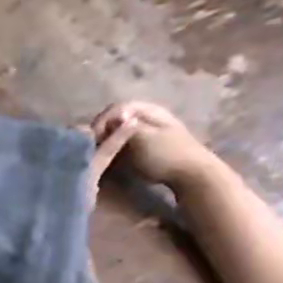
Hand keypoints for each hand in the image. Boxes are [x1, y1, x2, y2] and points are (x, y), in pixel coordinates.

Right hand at [91, 101, 228, 190]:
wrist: (192, 173)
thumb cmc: (166, 155)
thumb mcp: (143, 138)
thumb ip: (123, 127)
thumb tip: (108, 118)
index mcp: (147, 110)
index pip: (115, 109)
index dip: (100, 122)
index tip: (91, 140)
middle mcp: (147, 115)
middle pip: (117, 118)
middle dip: (102, 131)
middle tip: (92, 148)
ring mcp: (149, 129)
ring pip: (120, 130)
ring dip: (108, 140)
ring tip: (99, 154)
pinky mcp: (149, 144)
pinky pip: (126, 141)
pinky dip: (115, 147)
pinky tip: (111, 158)